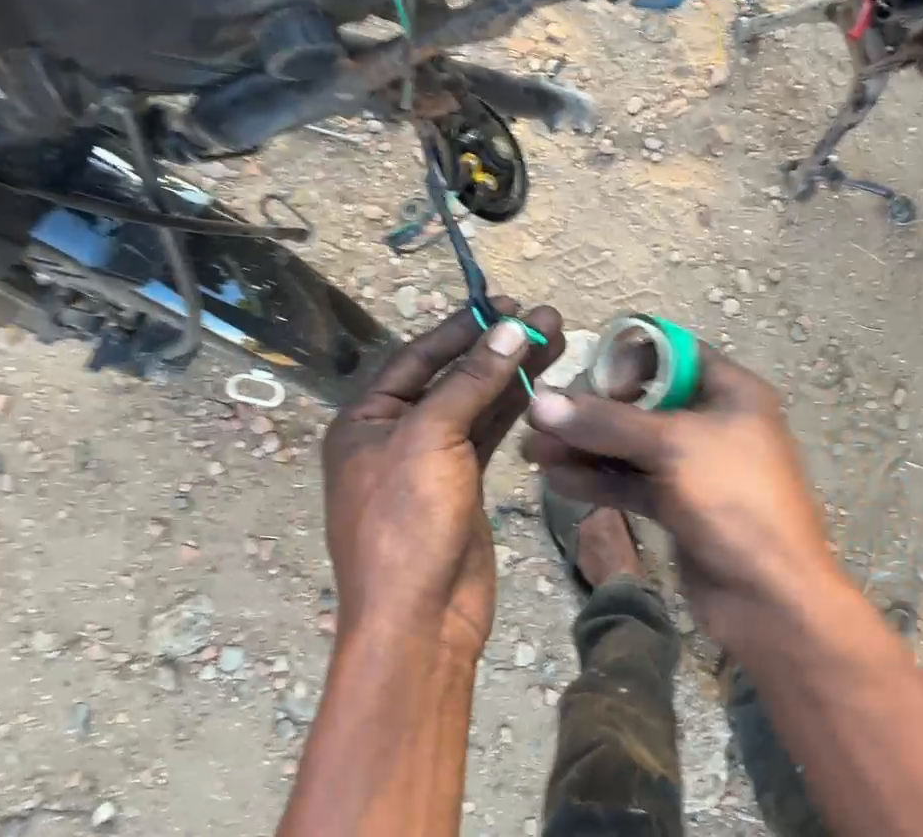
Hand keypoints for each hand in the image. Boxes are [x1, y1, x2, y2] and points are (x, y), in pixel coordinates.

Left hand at [322, 301, 563, 657]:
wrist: (420, 619)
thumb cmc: (407, 522)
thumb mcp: (430, 438)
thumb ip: (470, 380)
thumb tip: (510, 327)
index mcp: (365, 420)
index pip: (417, 357)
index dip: (462, 327)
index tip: (505, 303)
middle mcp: (395, 434)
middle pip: (453, 377)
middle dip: (497, 347)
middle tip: (545, 317)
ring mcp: (432, 461)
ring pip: (478, 405)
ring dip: (515, 374)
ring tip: (557, 338)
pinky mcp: (464, 485)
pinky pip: (490, 435)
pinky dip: (516, 409)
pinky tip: (544, 384)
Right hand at [520, 347, 837, 642]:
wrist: (772, 597)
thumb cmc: (735, 499)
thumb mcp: (672, 446)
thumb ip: (605, 423)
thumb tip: (540, 404)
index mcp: (731, 391)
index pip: (670, 355)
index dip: (626, 362)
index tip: (586, 382)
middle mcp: (712, 421)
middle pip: (641, 402)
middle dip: (589, 411)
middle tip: (539, 420)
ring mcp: (693, 466)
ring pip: (630, 446)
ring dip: (583, 447)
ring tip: (531, 452)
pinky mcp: (677, 506)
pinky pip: (630, 482)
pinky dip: (596, 480)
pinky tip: (555, 480)